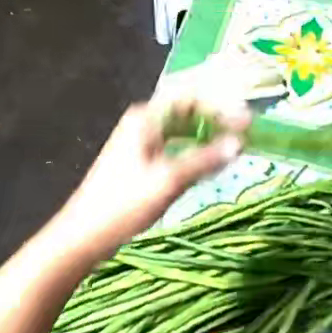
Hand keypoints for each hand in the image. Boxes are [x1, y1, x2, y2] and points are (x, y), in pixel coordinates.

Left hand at [52, 95, 248, 255]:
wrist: (84, 235)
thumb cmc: (123, 204)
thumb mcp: (169, 180)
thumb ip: (205, 160)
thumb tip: (240, 143)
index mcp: (146, 118)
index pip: (191, 97)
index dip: (222, 106)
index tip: (247, 122)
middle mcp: (144, 123)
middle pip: (188, 111)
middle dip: (218, 120)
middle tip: (247, 134)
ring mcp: (142, 142)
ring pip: (183, 130)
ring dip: (209, 136)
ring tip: (235, 148)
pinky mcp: (142, 162)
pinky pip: (176, 146)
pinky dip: (196, 151)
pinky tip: (212, 164)